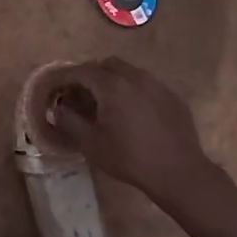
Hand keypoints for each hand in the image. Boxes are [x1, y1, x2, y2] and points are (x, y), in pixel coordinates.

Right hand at [25, 58, 221, 201]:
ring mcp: (157, 85)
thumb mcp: (90, 143)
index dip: (66, 77)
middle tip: (82, 93)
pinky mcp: (173, 96)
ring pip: (129, 71)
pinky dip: (133, 89)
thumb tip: (59, 107)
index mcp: (112, 86)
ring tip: (108, 101)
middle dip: (91, 73)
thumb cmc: (129, 158)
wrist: (179, 173)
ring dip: (113, 79)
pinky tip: (133, 111)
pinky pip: (147, 83)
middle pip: (107, 64)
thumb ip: (69, 121)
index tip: (57, 89)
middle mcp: (135, 77)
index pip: (82, 71)